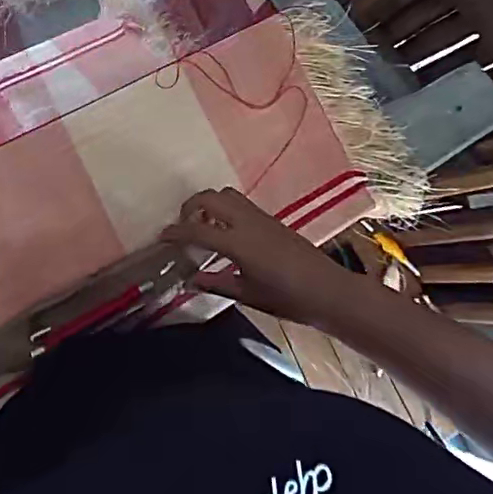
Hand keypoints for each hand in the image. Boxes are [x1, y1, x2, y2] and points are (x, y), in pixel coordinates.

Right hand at [160, 187, 361, 327]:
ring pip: (225, 195)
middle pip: (209, 198)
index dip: (176, 232)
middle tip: (183, 227)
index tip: (163, 237)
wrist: (329, 291)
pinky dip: (223, 209)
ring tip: (204, 227)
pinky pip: (239, 203)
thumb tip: (190, 279)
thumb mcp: (248, 294)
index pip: (197, 230)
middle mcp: (247, 222)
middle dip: (190, 207)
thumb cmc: (288, 298)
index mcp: (239, 242)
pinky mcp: (270, 219)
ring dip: (208, 204)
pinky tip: (225, 231)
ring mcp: (260, 217)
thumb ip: (216, 283)